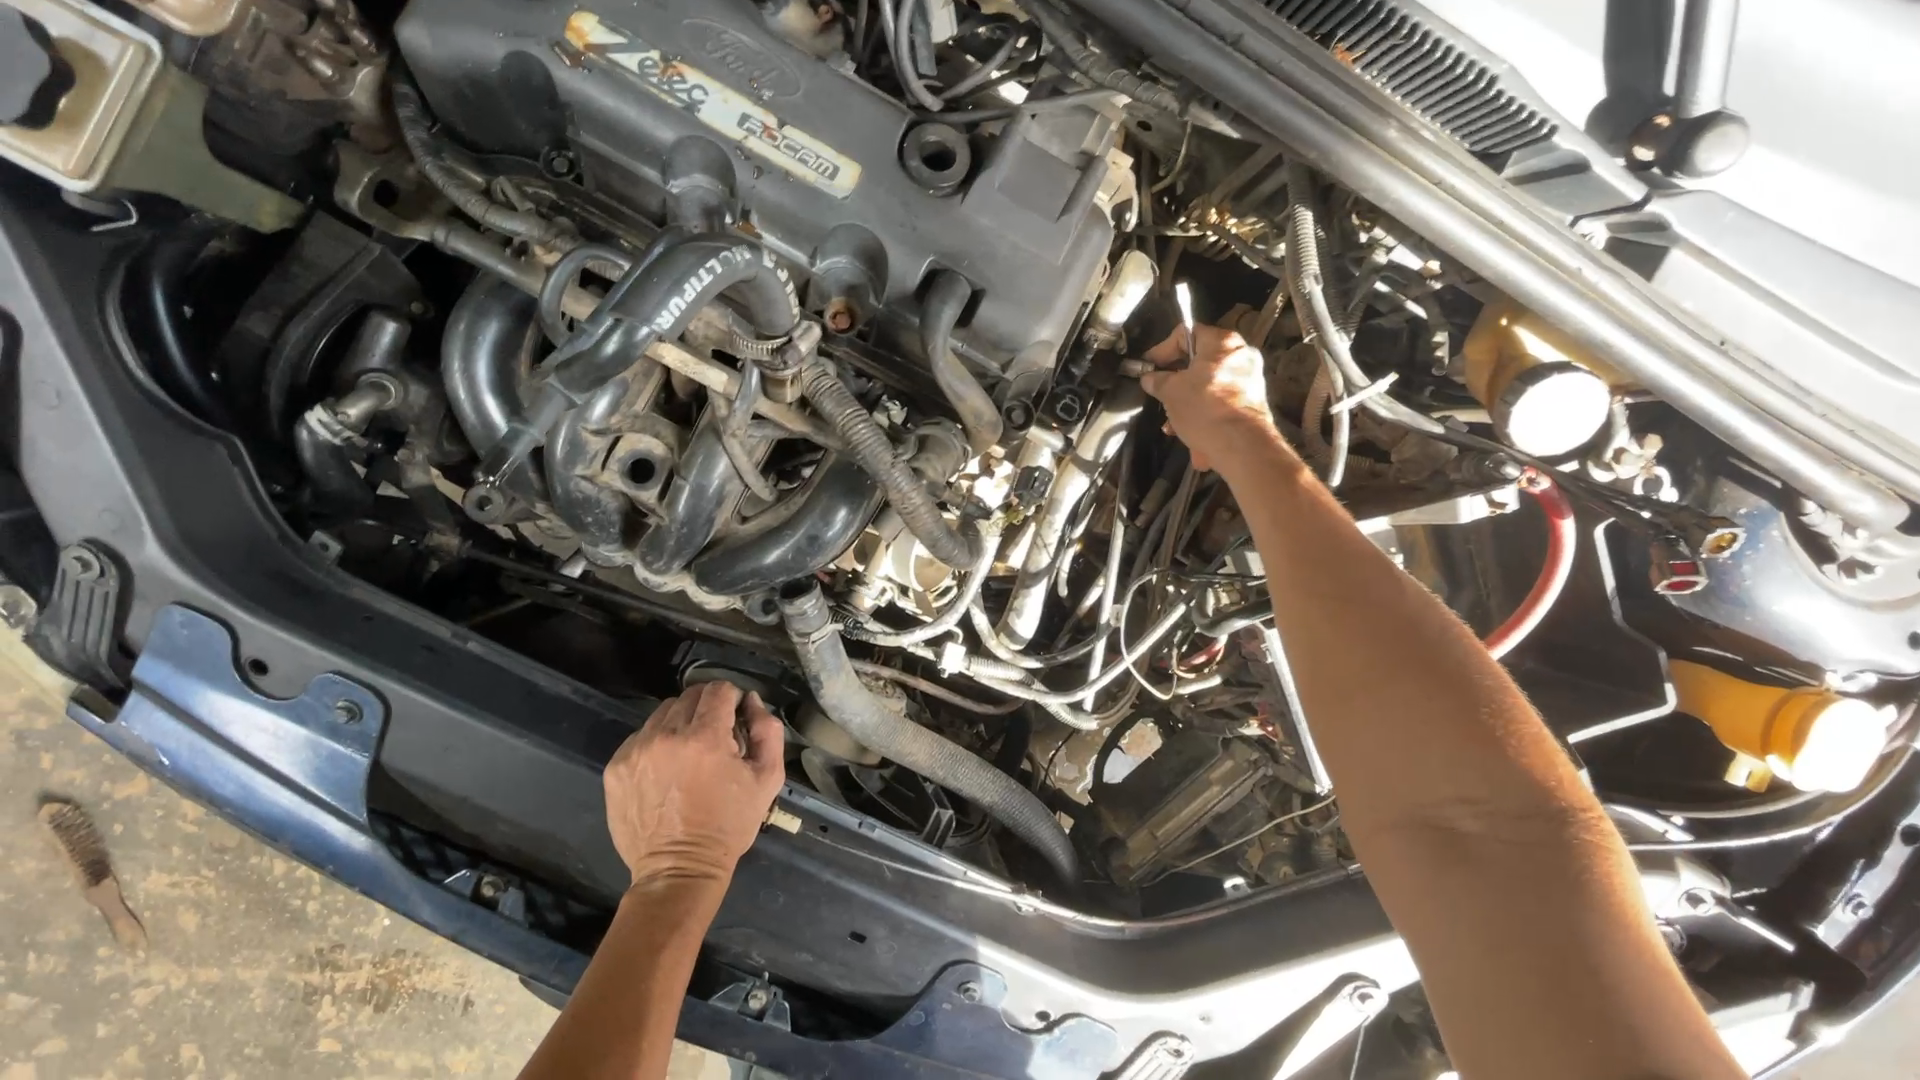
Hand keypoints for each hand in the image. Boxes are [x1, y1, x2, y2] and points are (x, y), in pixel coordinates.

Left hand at [603, 681, 785, 887]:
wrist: (679, 869)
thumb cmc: (729, 825)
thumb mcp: (767, 780)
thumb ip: (767, 731)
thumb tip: (751, 701)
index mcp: (705, 738)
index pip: (718, 690)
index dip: (732, 698)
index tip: (735, 718)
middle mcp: (666, 736)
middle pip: (689, 696)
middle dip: (707, 708)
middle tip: (715, 736)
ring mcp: (636, 751)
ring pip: (662, 713)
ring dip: (680, 723)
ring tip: (688, 754)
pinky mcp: (616, 768)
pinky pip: (640, 737)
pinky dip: (657, 743)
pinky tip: (666, 770)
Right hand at [1141, 324, 1284, 471]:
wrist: (1240, 445)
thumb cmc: (1203, 408)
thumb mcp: (1170, 392)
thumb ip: (1157, 381)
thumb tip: (1150, 378)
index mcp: (1222, 343)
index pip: (1186, 334)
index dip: (1162, 349)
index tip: (1148, 367)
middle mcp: (1240, 356)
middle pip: (1199, 361)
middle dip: (1175, 380)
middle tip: (1160, 393)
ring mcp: (1249, 380)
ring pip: (1208, 385)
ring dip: (1187, 401)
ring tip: (1171, 422)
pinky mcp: (1251, 404)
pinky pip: (1220, 403)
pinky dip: (1204, 414)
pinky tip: (1189, 434)